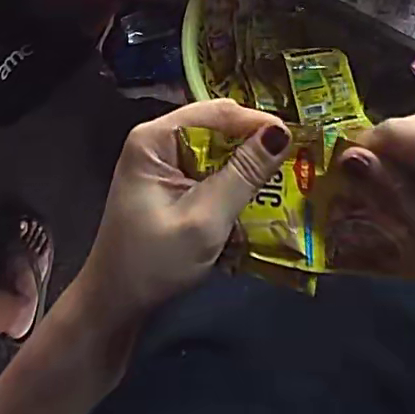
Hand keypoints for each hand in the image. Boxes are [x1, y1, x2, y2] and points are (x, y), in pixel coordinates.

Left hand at [74, 100, 290, 325]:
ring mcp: (163, 161)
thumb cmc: (153, 263)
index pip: (215, 112)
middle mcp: (157, 140)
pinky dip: (233, 180)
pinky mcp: (171, 182)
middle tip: (299, 158)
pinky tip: (259, 194)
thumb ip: (242, 175)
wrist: (114, 301)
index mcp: (155, 139)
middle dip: (255, 142)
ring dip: (247, 163)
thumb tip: (280, 133)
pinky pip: (210, 169)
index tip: (298, 139)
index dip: (257, 122)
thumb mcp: (204, 221)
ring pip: (217, 148)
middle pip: (217, 126)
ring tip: (288, 174)